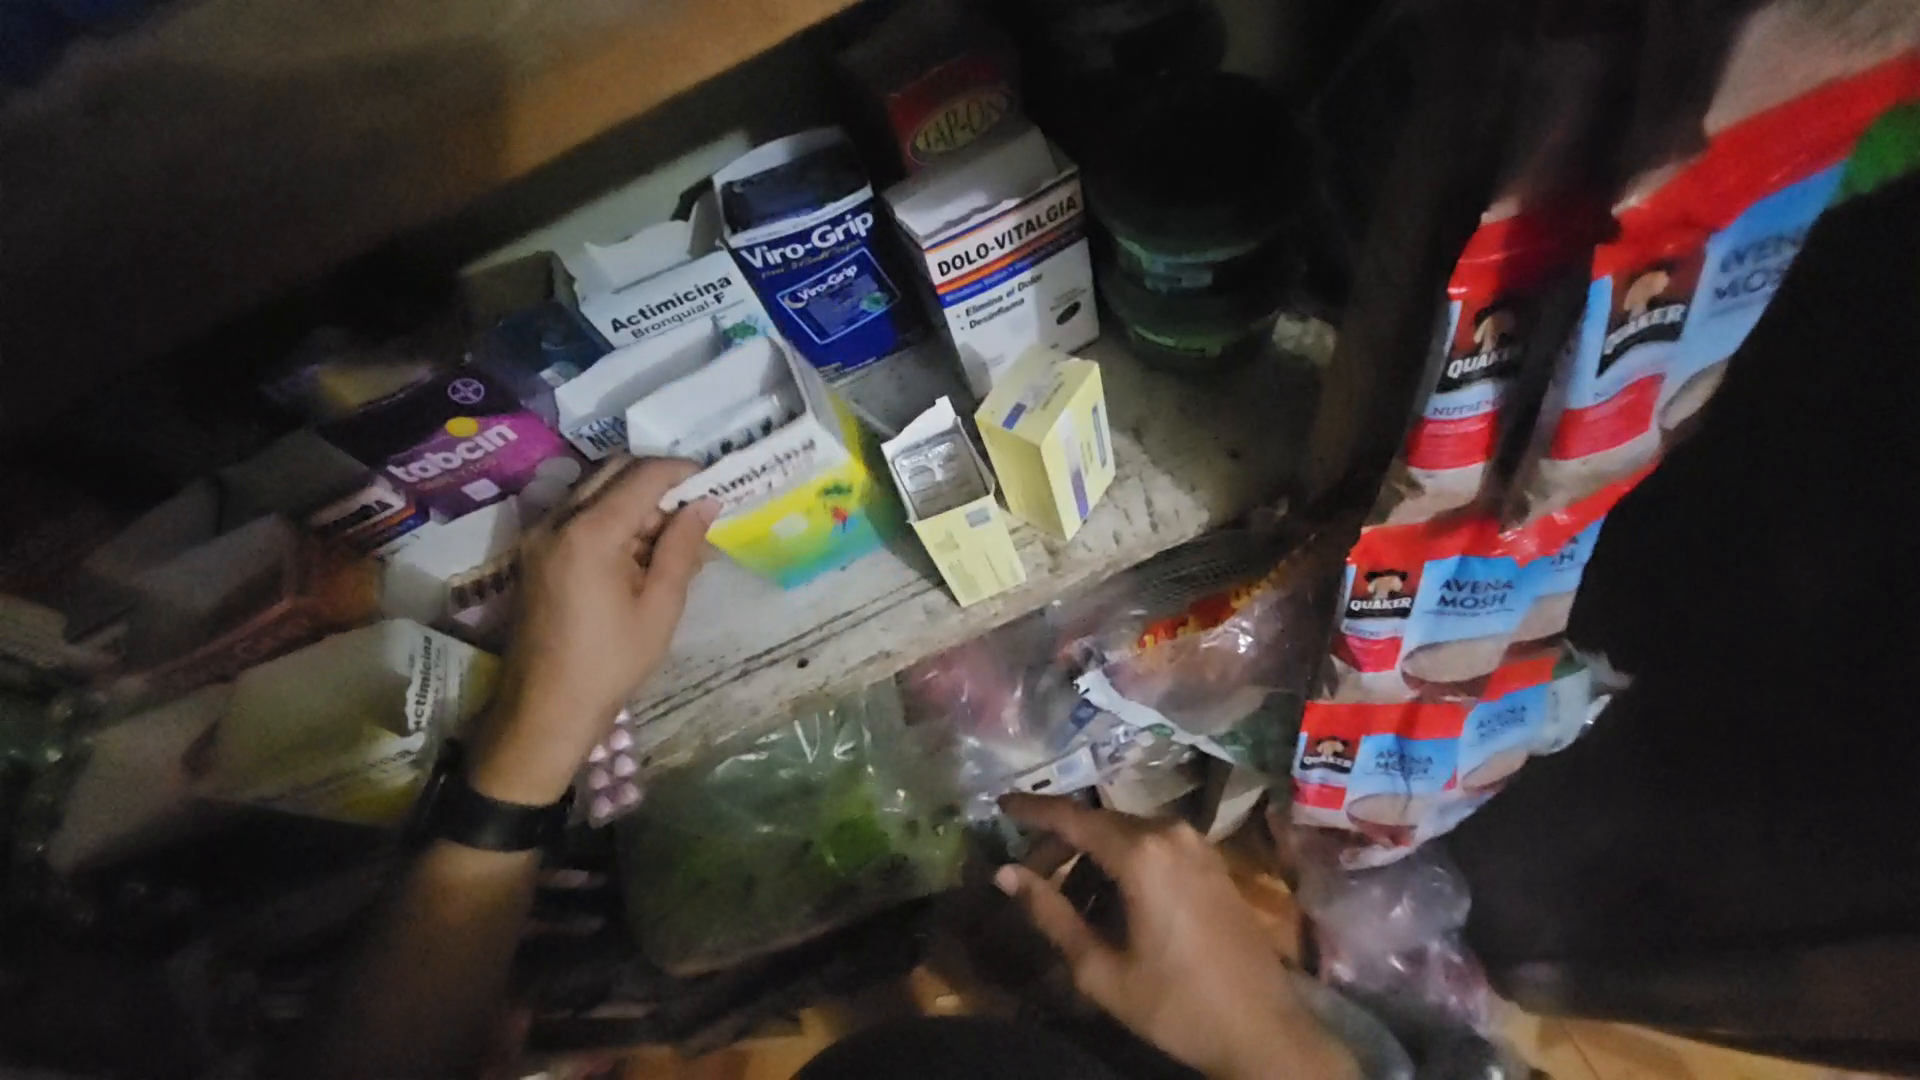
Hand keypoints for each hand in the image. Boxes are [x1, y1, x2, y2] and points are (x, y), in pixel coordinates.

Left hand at [468, 458, 719, 805]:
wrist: (546, 708)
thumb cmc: (612, 661)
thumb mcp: (661, 605)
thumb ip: (682, 547)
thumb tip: (706, 503)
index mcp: (591, 532)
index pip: (643, 475)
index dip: (683, 472)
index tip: (714, 483)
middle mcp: (558, 520)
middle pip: (614, 470)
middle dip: (658, 481)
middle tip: (694, 510)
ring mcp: (540, 534)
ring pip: (595, 488)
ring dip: (635, 499)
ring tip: (670, 538)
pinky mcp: (535, 551)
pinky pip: (579, 512)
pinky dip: (613, 516)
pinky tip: (638, 552)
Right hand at [996, 795, 1357, 1079]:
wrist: (1266, 1031)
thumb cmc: (1178, 1005)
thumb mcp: (1101, 969)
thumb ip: (1050, 914)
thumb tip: (1005, 874)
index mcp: (1140, 853)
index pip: (1072, 817)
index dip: (1033, 809)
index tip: (1001, 802)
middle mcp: (1168, 832)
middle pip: (1098, 822)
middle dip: (1060, 840)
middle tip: (1029, 871)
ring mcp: (1195, 843)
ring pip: (1126, 830)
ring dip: (1092, 850)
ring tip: (1066, 888)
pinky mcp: (1211, 859)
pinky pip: (1154, 842)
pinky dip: (1123, 855)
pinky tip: (1110, 889)